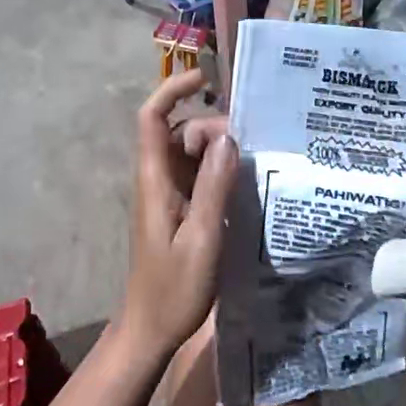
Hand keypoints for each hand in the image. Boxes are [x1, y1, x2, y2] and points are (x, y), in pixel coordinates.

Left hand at [116, 69, 236, 360]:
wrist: (150, 327)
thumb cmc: (173, 288)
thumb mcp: (202, 239)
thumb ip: (214, 188)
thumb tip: (229, 138)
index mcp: (154, 179)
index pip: (153, 118)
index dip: (172, 90)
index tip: (204, 78)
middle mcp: (156, 177)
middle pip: (179, 131)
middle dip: (212, 128)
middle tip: (250, 149)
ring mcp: (166, 192)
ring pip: (190, 151)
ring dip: (218, 150)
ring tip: (255, 164)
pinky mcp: (177, 207)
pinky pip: (196, 174)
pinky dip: (217, 170)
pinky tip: (246, 182)